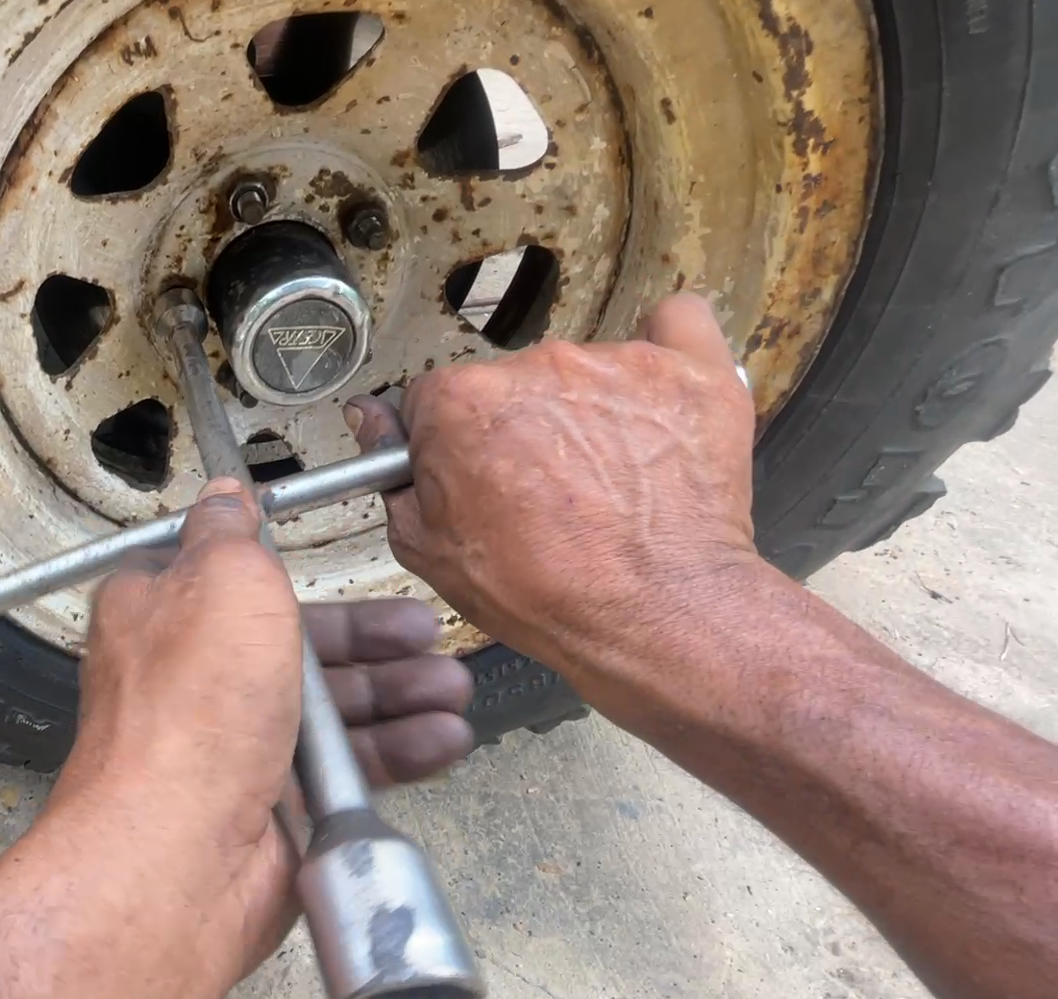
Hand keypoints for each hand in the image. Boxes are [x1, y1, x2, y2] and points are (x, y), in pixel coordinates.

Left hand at [55, 477, 473, 985]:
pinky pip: (342, 761)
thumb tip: (224, 494)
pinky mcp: (270, 797)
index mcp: (161, 610)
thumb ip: (229, 530)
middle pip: (292, 639)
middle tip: (426, 633)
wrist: (182, 848)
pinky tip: (443, 737)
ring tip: (452, 687)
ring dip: (394, 691)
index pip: (225, 574)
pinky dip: (394, 747)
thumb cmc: (196, 699)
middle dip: (368, 635)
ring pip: (327, 702)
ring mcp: (231, 737)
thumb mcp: (222, 579)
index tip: (324, 554)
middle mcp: (192, 672)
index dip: (279, 565)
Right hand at [345, 292, 758, 673]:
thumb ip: (389, 471)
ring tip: (595, 473)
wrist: (648, 612)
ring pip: (572, 370)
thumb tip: (371, 420)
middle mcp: (529, 367)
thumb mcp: (422, 545)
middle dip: (504, 426)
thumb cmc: (536, 586)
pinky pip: (673, 325)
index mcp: (457, 403)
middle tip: (526, 486)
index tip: (458, 472)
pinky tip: (647, 396)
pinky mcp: (688, 372)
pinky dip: (656, 355)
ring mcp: (613, 364)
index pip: (428, 398)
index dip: (439, 441)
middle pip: (500, 383)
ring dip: (573, 409)